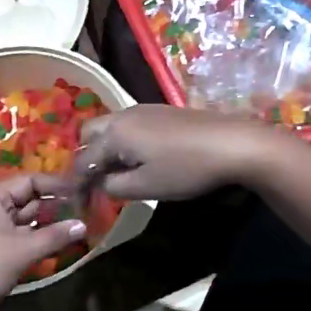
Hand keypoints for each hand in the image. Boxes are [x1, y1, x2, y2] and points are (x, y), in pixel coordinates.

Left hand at [0, 173, 86, 310]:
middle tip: (85, 210)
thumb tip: (84, 225)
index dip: (56, 185)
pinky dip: (37, 240)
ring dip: (48, 225)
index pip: (28, 181)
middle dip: (54, 206)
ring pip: (25, 221)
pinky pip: (19, 238)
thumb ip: (55, 236)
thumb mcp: (22, 251)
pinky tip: (58, 244)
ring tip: (77, 226)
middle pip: (27, 199)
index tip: (82, 191)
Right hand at [74, 105, 291, 201]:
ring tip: (120, 172)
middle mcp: (124, 114)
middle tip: (97, 181)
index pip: (82, 158)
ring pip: (111, 126)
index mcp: (115, 132)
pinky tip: (142, 158)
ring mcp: (145, 109)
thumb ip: (114, 186)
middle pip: (90, 133)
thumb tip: (100, 182)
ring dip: (107, 148)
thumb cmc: (186, 168)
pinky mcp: (163, 111)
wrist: (232, 143)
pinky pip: (131, 125)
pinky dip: (125, 141)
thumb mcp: (146, 187)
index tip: (80, 201)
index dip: (77, 182)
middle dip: (87, 156)